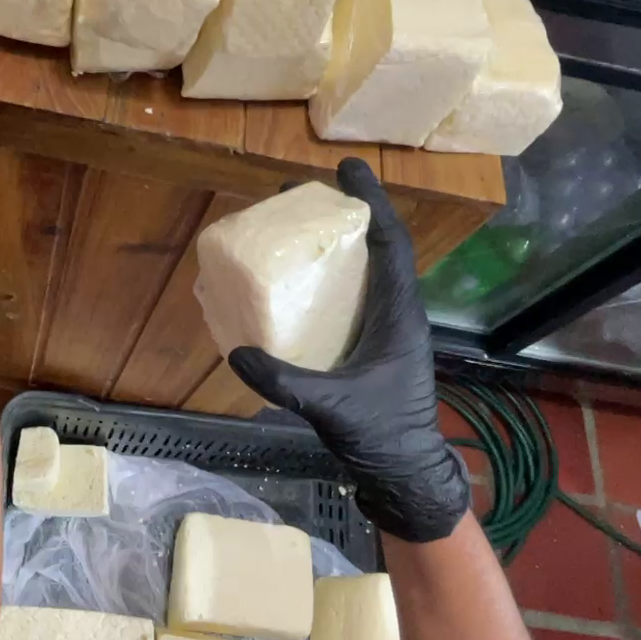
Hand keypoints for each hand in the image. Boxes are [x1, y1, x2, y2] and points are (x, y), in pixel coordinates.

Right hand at [228, 158, 467, 542]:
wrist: (403, 470)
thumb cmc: (380, 435)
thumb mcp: (330, 406)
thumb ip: (284, 382)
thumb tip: (238, 353)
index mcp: (398, 314)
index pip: (391, 243)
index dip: (372, 202)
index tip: (348, 168)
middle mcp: (394, 312)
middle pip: (373, 247)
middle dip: (342, 216)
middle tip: (299, 197)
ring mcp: (382, 328)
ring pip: (361, 270)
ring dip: (334, 244)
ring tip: (294, 229)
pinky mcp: (367, 345)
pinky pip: (348, 297)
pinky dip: (326, 278)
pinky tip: (294, 285)